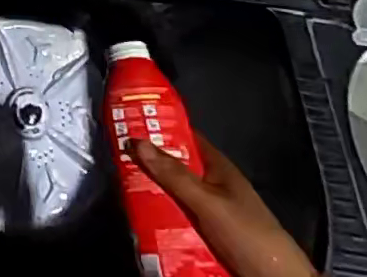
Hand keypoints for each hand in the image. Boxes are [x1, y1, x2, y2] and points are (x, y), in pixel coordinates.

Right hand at [131, 134, 318, 276]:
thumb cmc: (248, 235)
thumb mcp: (208, 203)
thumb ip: (174, 175)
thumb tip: (137, 140)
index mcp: (217, 167)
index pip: (185, 137)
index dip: (159, 129)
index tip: (128, 125)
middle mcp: (214, 187)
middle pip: (176, 171)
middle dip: (151, 170)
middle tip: (119, 166)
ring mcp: (213, 216)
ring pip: (175, 201)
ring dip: (155, 201)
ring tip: (124, 198)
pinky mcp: (210, 241)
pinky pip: (180, 227)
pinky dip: (164, 226)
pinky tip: (145, 229)